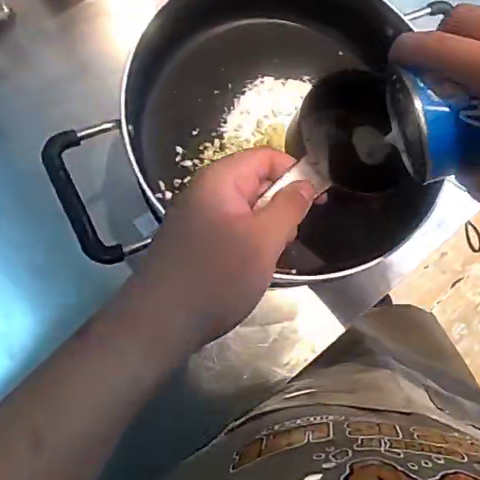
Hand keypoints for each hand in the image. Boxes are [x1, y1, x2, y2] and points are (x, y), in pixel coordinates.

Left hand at [129, 148, 314, 346]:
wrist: (162, 323)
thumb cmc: (217, 276)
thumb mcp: (264, 240)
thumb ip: (289, 206)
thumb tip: (305, 184)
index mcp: (219, 180)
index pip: (265, 156)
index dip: (294, 171)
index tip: (316, 197)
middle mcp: (205, 192)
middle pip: (256, 181)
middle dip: (282, 203)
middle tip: (290, 235)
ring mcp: (197, 218)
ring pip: (247, 209)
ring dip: (267, 227)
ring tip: (271, 256)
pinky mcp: (196, 242)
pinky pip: (232, 229)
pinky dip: (250, 242)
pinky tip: (253, 267)